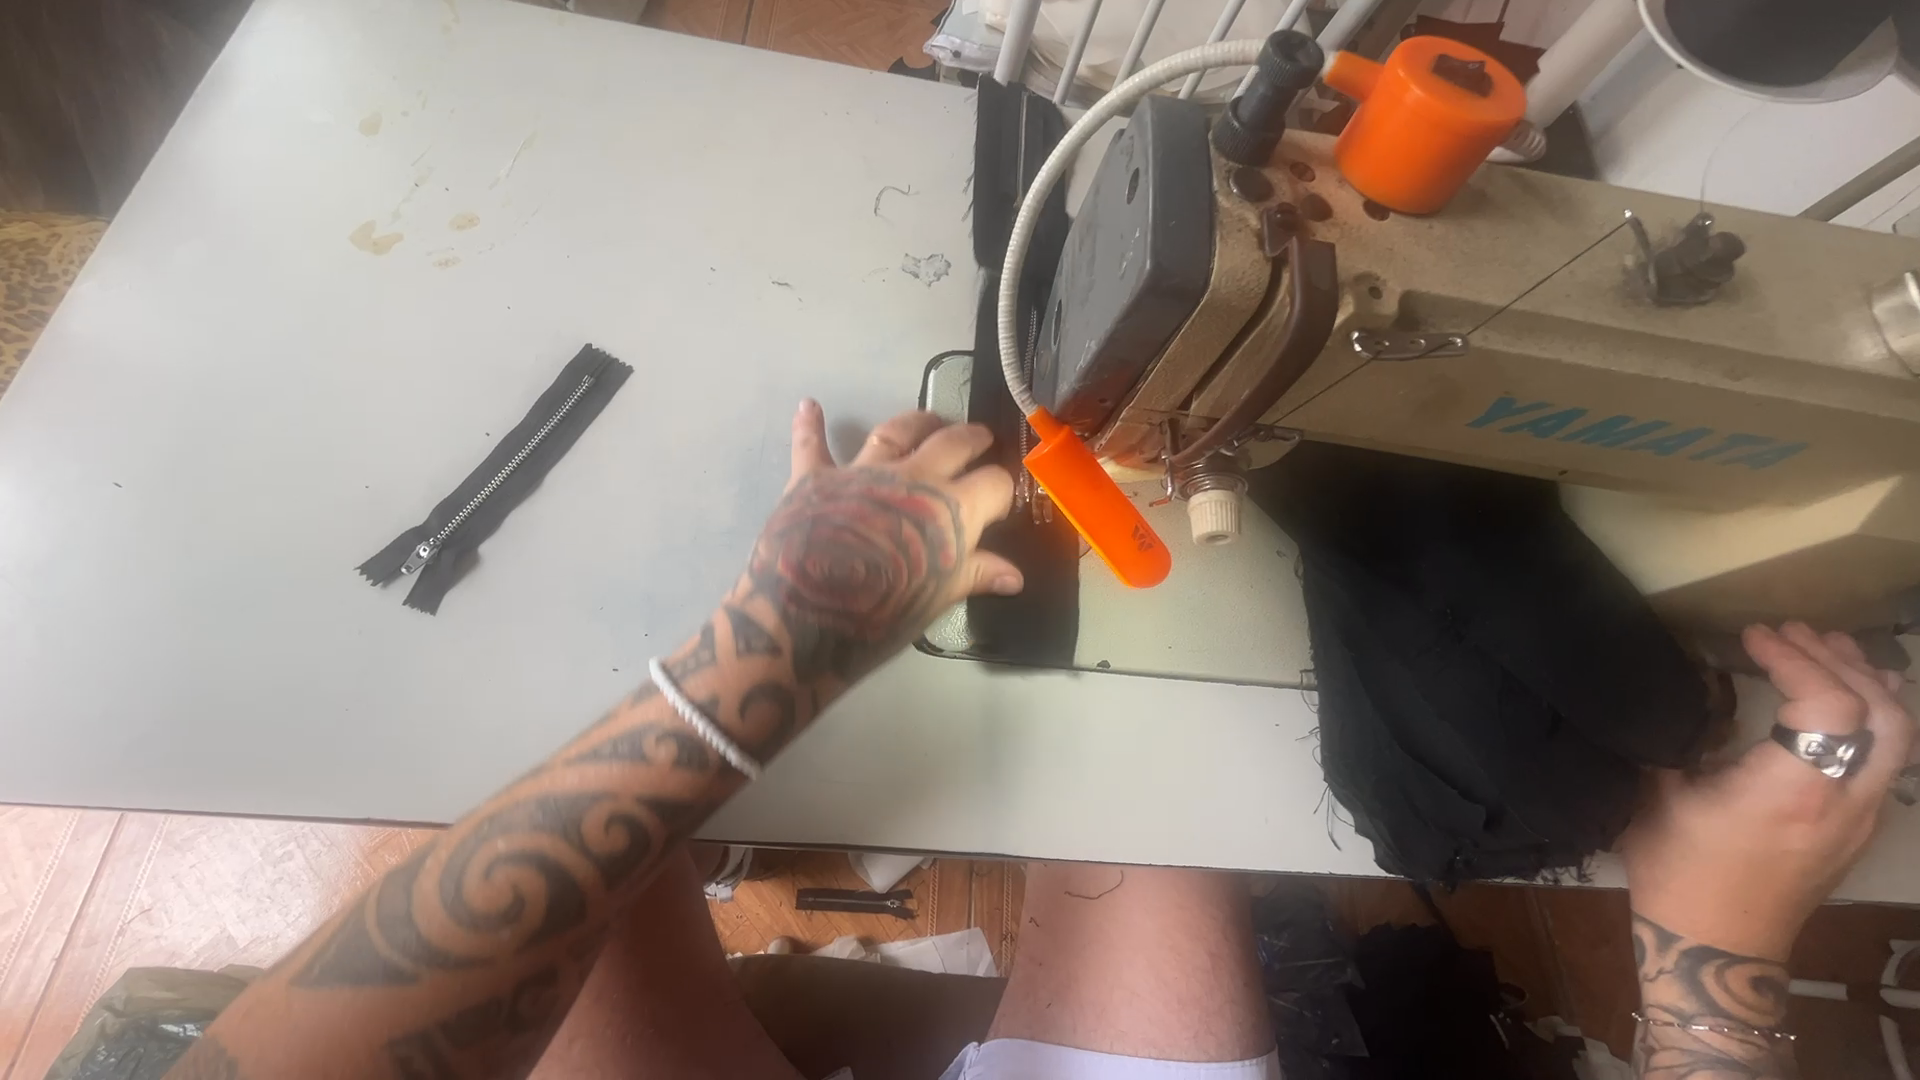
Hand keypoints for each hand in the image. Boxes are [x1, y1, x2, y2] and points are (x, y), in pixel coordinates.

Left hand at [739, 400, 1019, 688]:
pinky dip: (811, 426)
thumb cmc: (880, 615)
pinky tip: (810, 407)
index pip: (993, 484)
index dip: (1003, 489)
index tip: (1002, 499)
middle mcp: (912, 476)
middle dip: (972, 438)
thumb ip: (974, 576)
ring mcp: (862, 472)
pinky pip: (812, 445)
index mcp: (951, 509)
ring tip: (929, 420)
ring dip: (917, 422)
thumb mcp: (936, 599)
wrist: (803, 616)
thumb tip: (1015, 576)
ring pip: (897, 430)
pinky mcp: (815, 478)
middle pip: (952, 442)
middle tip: (981, 438)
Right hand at [1621, 622, 1913, 960]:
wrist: (1717, 933)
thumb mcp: (1659, 792)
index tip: (1753, 636)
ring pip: (1902, 735)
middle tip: (1791, 631)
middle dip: (1841, 661)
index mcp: (1791, 789)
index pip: (1830, 706)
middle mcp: (1847, 800)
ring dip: (1867, 684)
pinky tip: (1840, 698)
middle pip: (1887, 714)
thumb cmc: (1676, 863)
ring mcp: (1865, 815)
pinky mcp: (1861, 824)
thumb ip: (1686, 739)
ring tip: (1823, 648)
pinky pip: (1891, 755)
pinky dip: (1872, 712)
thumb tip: (1698, 693)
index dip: (1795, 660)